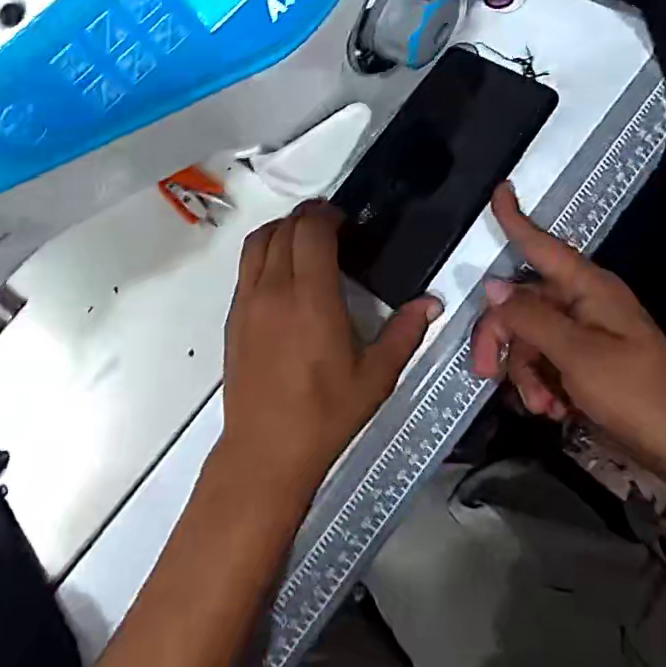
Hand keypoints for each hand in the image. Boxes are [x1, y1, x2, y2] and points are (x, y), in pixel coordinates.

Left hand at [218, 201, 442, 496]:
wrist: (266, 451)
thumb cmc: (326, 414)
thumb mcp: (376, 376)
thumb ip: (405, 333)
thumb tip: (432, 303)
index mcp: (312, 298)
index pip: (310, 231)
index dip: (326, 215)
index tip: (345, 220)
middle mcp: (274, 290)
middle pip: (283, 229)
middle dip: (307, 216)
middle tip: (332, 226)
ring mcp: (247, 302)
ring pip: (257, 242)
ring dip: (281, 229)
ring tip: (305, 240)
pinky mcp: (233, 318)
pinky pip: (245, 267)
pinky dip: (264, 253)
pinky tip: (284, 274)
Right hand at [471, 183, 665, 464]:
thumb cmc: (637, 394)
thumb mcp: (576, 355)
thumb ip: (530, 318)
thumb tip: (493, 286)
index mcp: (588, 287)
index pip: (542, 245)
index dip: (516, 219)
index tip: (499, 189)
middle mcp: (585, 303)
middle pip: (523, 303)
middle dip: (502, 338)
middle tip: (485, 373)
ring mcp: (588, 335)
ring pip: (530, 338)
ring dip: (524, 372)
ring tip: (541, 406)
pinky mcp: (589, 364)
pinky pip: (547, 362)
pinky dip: (541, 385)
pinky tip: (552, 411)